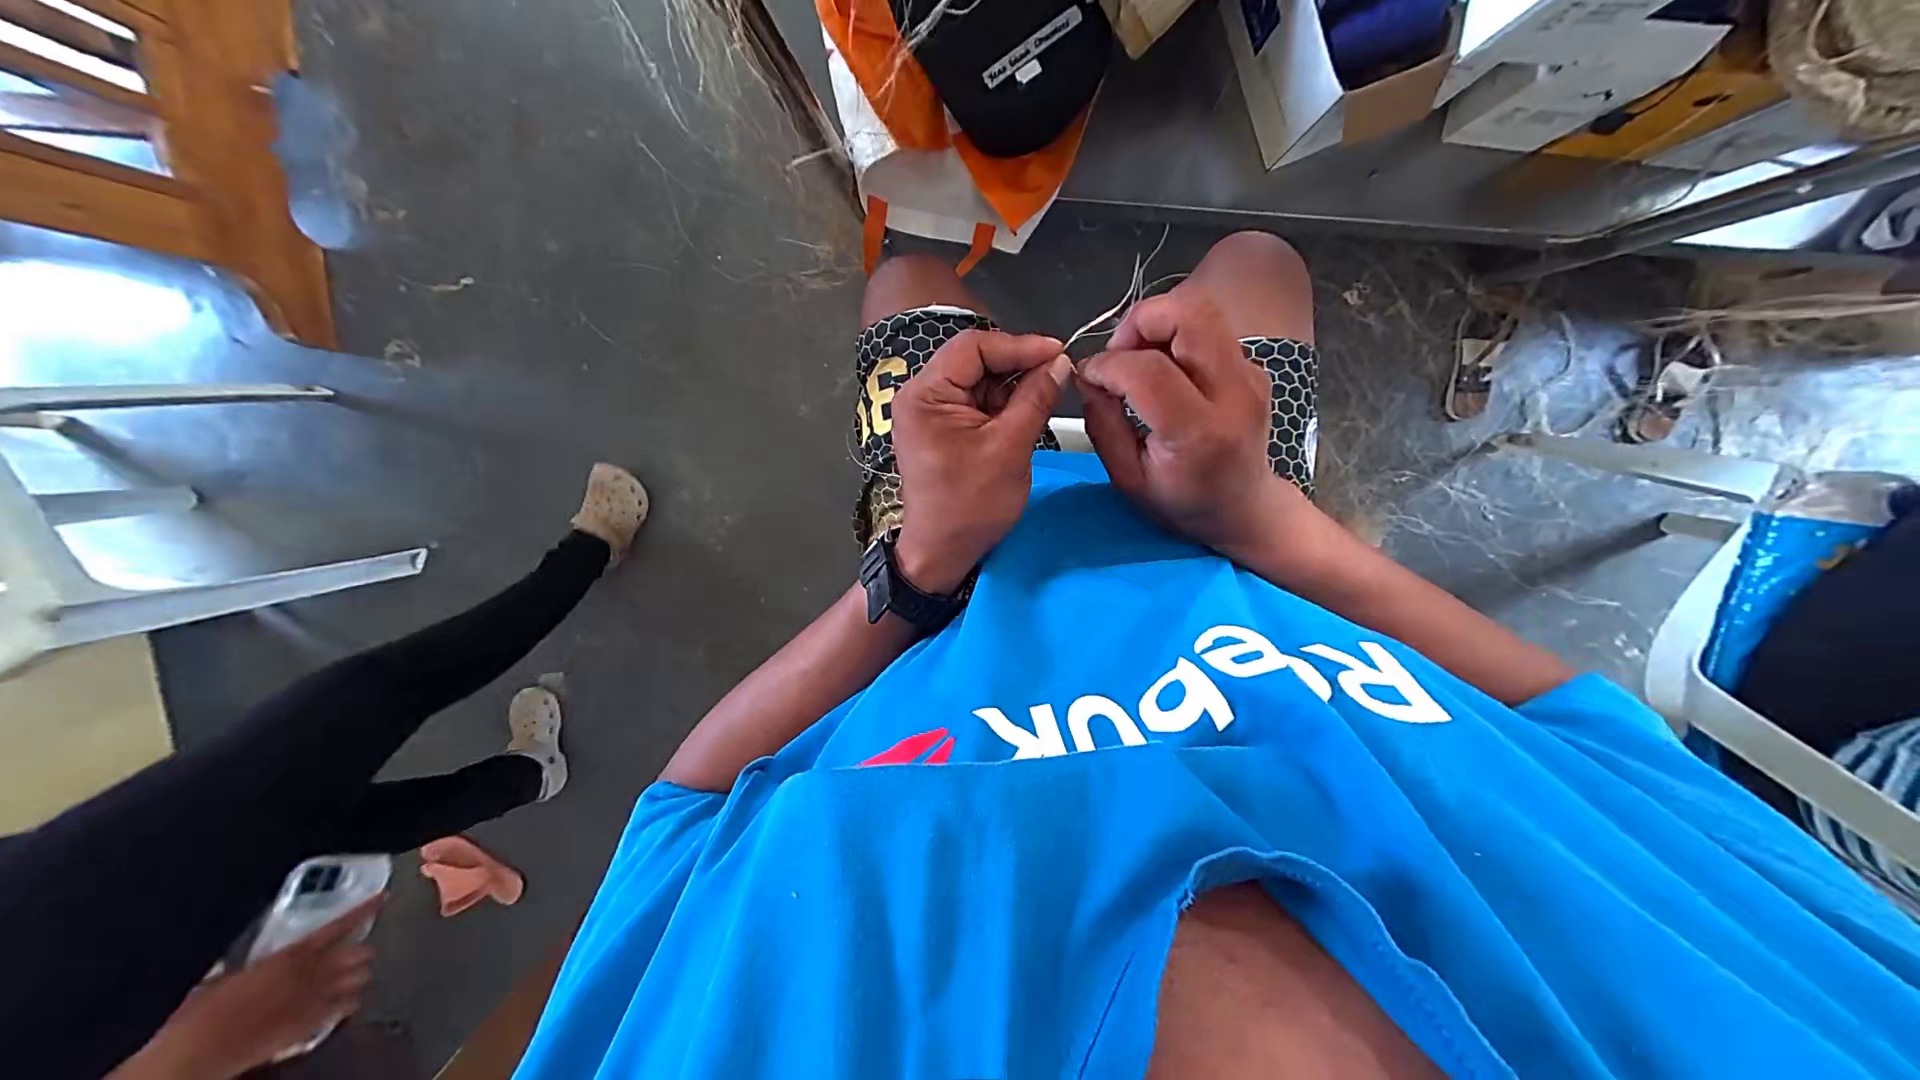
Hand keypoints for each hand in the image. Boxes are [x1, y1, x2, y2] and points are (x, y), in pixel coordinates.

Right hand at [113, 896, 380, 1078]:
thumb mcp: (232, 976)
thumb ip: (264, 964)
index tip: (382, 898)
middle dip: (361, 951)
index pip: (341, 925)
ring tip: (352, 977)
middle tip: (354, 953)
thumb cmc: (201, 1013)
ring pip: (361, 979)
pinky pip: (346, 1009)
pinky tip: (344, 1003)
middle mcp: (315, 974)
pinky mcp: (311, 1027)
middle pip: (361, 952)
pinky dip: (349, 1003)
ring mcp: (317, 1001)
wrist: (193, 1055)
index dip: (365, 910)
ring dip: (359, 976)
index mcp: (295, 955)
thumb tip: (269, 961)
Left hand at [891, 329, 1070, 593]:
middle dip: (1018, 365)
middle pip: (976, 360)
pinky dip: (1004, 404)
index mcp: (925, 395)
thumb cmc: (969, 508)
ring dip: (1014, 386)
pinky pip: (977, 403)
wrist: (943, 552)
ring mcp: (931, 413)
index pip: (974, 346)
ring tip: (1047, 395)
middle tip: (1057, 374)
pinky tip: (1027, 411)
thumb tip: (1059, 364)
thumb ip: (1035, 399)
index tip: (1057, 353)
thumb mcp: (1009, 449)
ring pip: (980, 381)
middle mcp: (921, 397)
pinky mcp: (944, 428)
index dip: (1019, 345)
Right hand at [1079, 292, 1317, 562]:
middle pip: (1189, 315)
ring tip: (1137, 360)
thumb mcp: (1128, 478)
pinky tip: (1161, 370)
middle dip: (1140, 321)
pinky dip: (1173, 337)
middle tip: (1118, 352)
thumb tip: (1087, 378)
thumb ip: (1103, 425)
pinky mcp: (1252, 365)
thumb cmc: (1183, 501)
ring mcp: (1249, 374)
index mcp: (1200, 433)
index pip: (1149, 371)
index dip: (1108, 364)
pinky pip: (1206, 329)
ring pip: (1200, 310)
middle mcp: (1233, 394)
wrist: (1243, 508)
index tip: (1089, 376)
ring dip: (1156, 325)